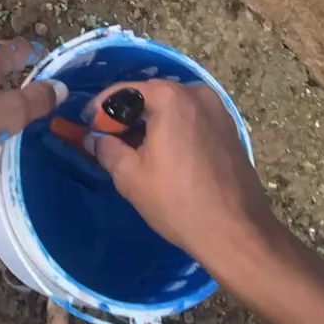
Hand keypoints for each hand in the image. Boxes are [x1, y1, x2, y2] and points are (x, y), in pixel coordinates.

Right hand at [89, 80, 277, 267]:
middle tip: (107, 139)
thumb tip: (94, 138)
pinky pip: (190, 118)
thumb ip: (106, 149)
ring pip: (171, 107)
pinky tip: (163, 154)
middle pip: (149, 95)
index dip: (100, 108)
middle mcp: (196, 93)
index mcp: (170, 97)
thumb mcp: (130, 176)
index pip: (124, 91)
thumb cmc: (178, 202)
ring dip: (150, 122)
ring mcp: (217, 109)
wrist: (237, 232)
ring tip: (133, 149)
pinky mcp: (228, 128)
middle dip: (126, 115)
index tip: (86, 125)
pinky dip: (172, 128)